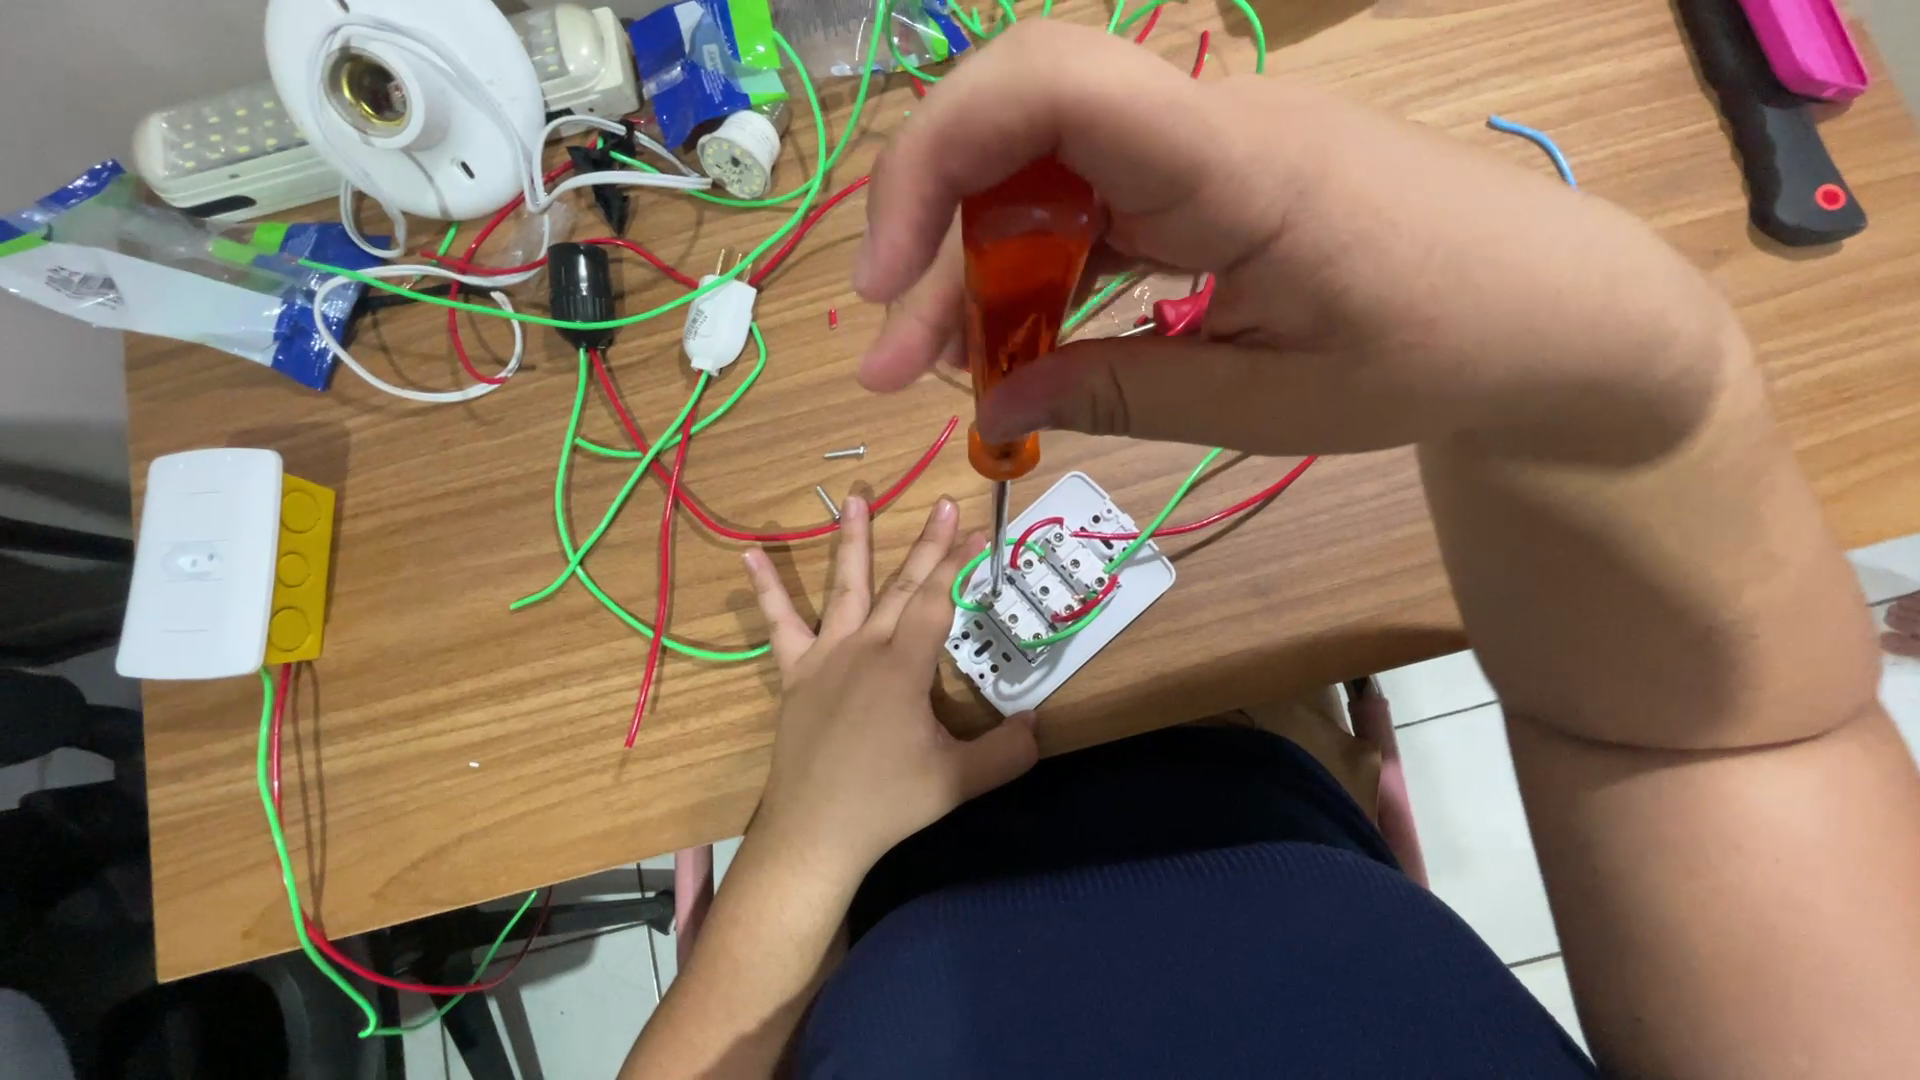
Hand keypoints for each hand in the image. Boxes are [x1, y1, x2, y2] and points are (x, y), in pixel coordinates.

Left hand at [741, 495, 1039, 878]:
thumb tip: (1039, 723)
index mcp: (904, 668)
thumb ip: (1007, 752)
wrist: (815, 832)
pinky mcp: (795, 673)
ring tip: (854, 497)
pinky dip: (766, 590)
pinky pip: (780, 625)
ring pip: (843, 588)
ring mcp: (825, 656)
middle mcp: (864, 648)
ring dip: (851, 541)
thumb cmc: (887, 804)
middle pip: (901, 585)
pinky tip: (750, 554)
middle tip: (940, 503)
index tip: (975, 530)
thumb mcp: (959, 782)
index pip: (938, 602)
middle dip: (927, 544)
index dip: (959, 564)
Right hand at [855, 21, 1736, 464]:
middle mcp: (1202, 128)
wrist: (1553, 315)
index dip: (931, 166)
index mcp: (1233, 163)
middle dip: (933, 245)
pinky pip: (1087, 210)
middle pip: (1015, 137)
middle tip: (900, 367)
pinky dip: (1037, 278)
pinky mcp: (1203, 182)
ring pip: (1040, 178)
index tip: (885, 288)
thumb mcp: (1264, 400)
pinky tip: (1022, 344)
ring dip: (978, 273)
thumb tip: (992, 409)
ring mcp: (1199, 151)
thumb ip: (1119, 394)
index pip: (1045, 87)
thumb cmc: (1433, 356)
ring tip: (954, 374)